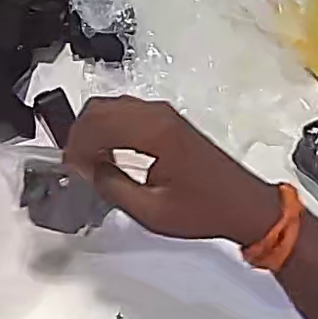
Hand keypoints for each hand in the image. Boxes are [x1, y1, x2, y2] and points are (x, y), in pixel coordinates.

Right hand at [63, 96, 281, 246]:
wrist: (246, 205)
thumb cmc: (205, 210)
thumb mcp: (152, 212)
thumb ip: (113, 187)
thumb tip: (89, 170)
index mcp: (156, 133)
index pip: (98, 125)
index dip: (77, 146)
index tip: (71, 168)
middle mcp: (157, 114)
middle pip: (99, 109)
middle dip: (79, 135)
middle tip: (75, 164)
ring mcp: (162, 113)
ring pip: (109, 106)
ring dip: (92, 129)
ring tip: (88, 160)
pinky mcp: (166, 118)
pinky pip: (124, 111)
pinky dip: (107, 126)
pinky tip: (107, 152)